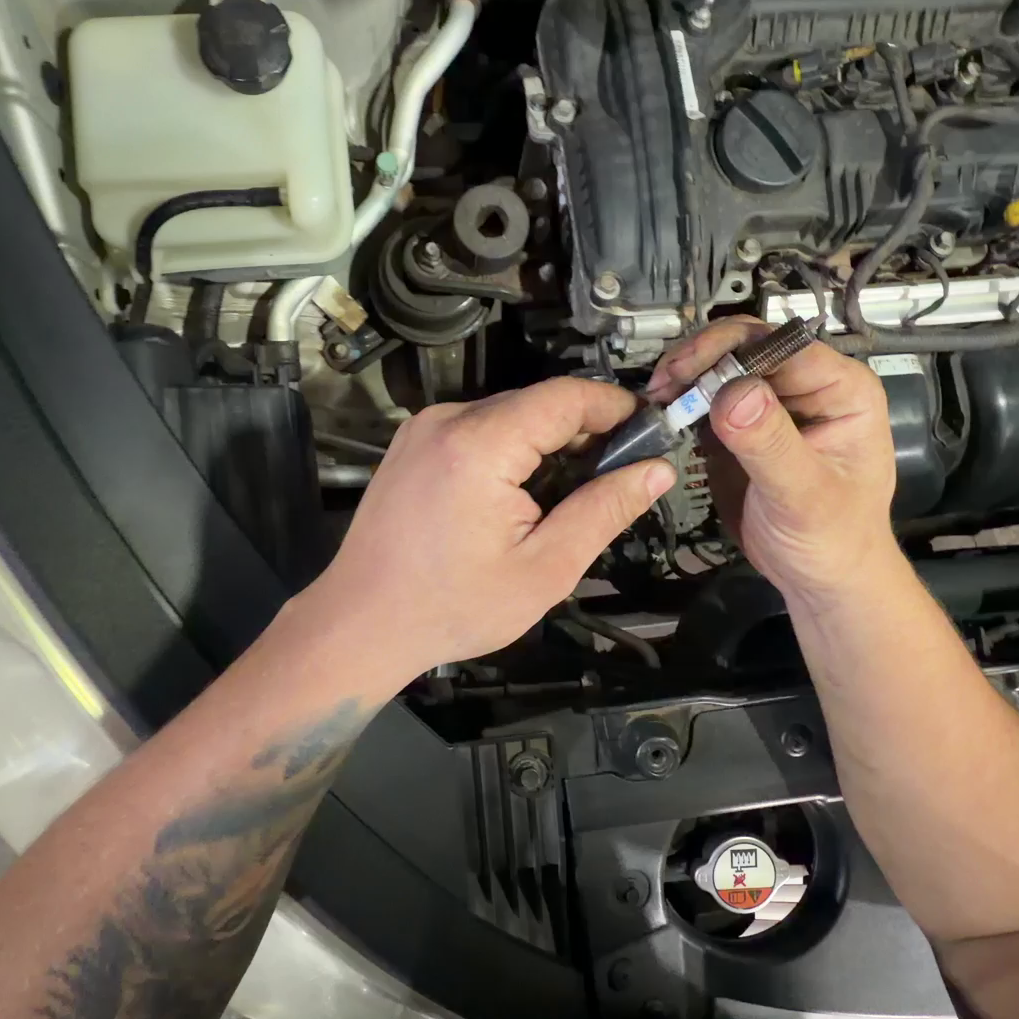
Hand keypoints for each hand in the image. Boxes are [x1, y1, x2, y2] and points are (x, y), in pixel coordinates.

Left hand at [294, 377, 676, 679]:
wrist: (362, 622)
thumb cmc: (452, 607)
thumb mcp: (544, 568)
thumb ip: (603, 511)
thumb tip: (656, 471)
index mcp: (479, 444)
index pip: (565, 396)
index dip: (614, 408)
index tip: (649, 433)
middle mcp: (446, 420)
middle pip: (536, 402)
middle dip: (582, 430)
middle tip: (616, 474)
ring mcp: (423, 428)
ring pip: (507, 414)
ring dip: (546, 441)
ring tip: (571, 491)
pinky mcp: (412, 443)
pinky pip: (477, 428)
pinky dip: (510, 448)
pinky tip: (522, 492)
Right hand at [646, 317, 899, 603]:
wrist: (819, 578)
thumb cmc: (832, 539)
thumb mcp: (804, 495)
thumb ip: (771, 444)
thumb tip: (732, 393)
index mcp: (840, 390)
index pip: (782, 347)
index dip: (732, 352)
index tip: (687, 375)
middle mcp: (806, 387)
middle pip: (746, 346)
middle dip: (701, 359)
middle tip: (663, 384)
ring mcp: (769, 405)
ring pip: (721, 367)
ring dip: (685, 377)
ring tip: (656, 399)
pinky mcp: (738, 427)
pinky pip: (706, 399)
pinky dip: (681, 402)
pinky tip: (661, 413)